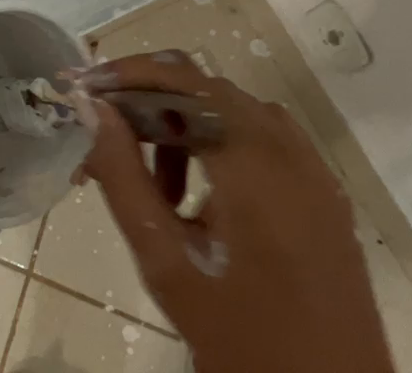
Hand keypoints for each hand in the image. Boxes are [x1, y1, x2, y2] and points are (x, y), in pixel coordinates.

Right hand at [75, 52, 393, 372]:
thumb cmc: (240, 337)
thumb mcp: (166, 261)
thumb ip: (124, 177)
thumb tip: (94, 111)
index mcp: (251, 160)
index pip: (181, 81)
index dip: (128, 74)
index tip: (84, 88)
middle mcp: (289, 149)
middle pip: (208, 91)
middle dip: (151, 102)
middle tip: (107, 137)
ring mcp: (315, 171)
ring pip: (236, 113)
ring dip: (187, 126)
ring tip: (156, 187)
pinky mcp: (326, 195)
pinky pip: (267, 140)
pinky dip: (224, 145)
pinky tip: (204, 197)